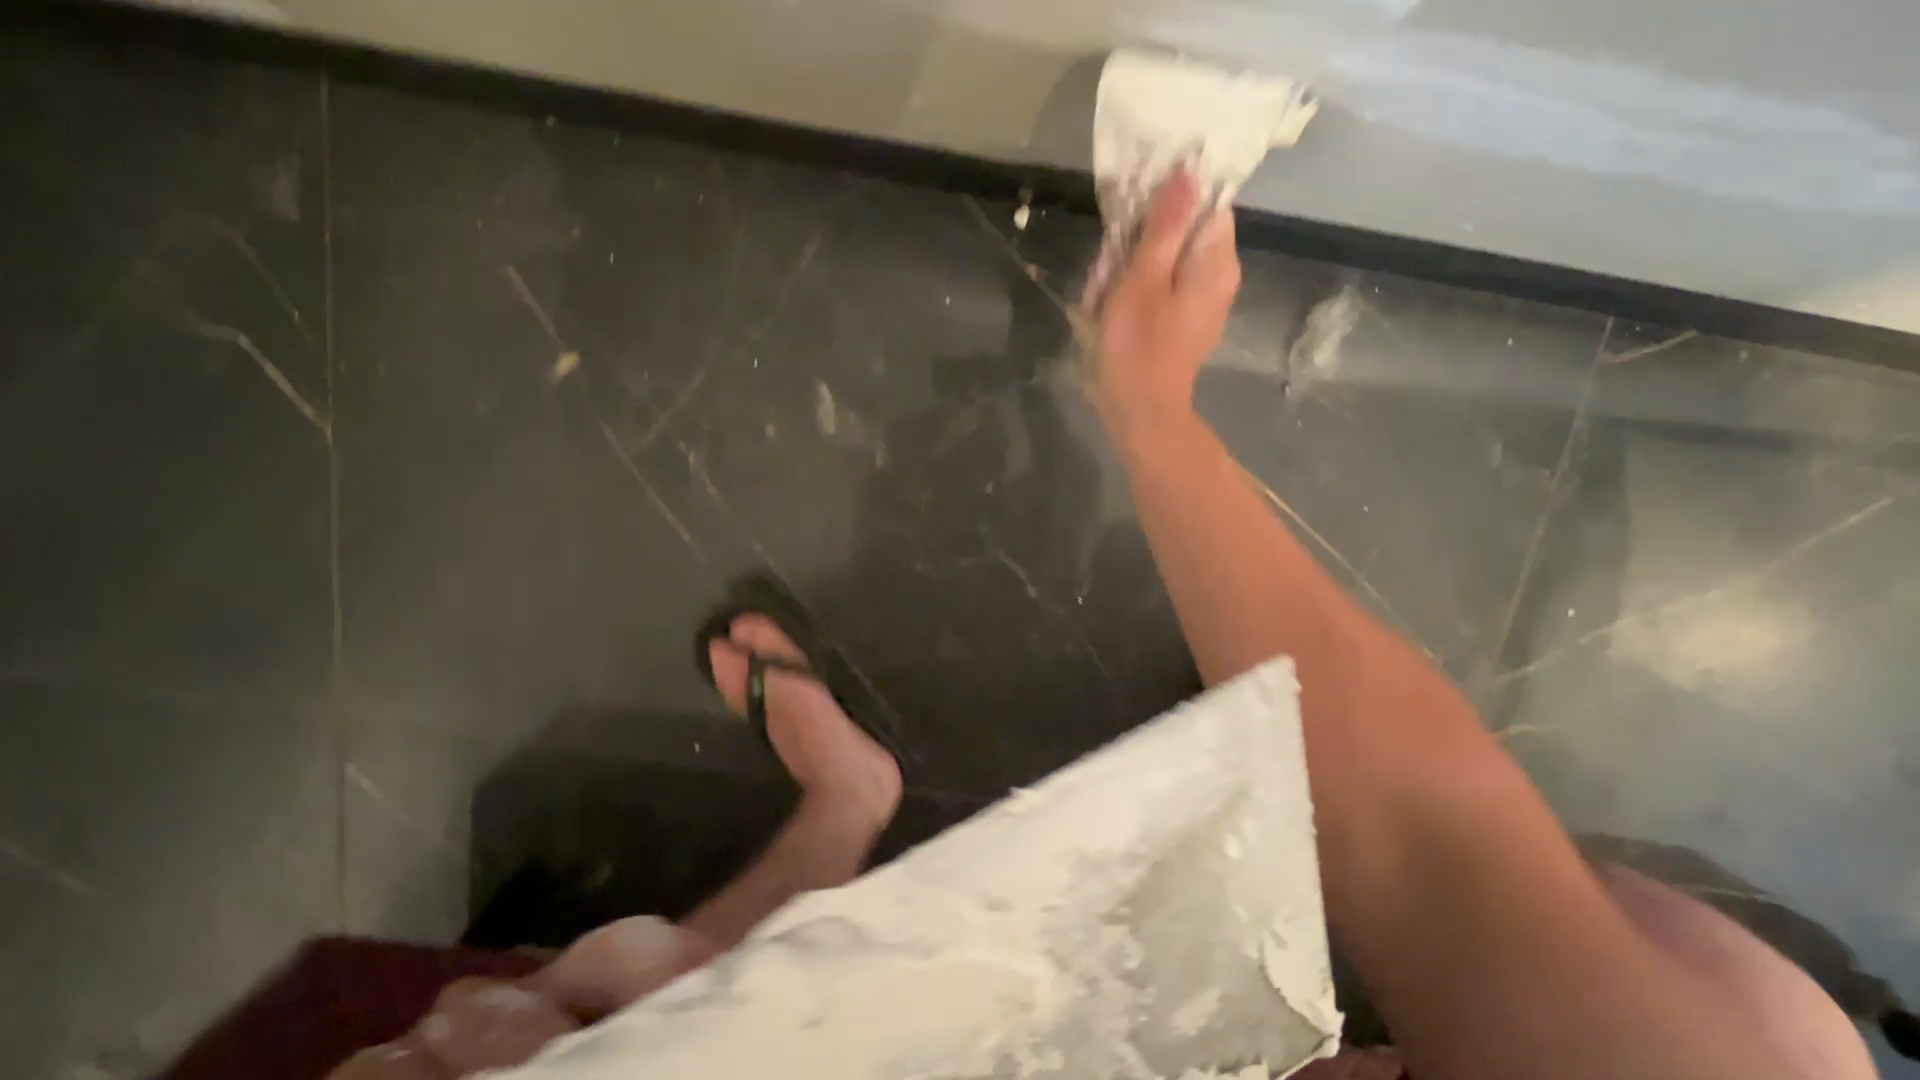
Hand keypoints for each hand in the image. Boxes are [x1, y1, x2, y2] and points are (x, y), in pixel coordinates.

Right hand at [1089, 169, 1240, 437]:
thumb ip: (1166, 224)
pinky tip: (1106, 312)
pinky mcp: (1181, 323)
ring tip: (1101, 297)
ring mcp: (1200, 302)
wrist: (1140, 410)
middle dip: (1136, 244)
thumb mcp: (1143, 276)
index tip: (1133, 215)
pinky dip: (1130, 295)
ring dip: (1125, 272)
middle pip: (1179, 234)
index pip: (1206, 204)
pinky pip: (1156, 290)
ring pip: (1160, 262)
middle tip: (1107, 270)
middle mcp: (1217, 277)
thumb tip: (1189, 174)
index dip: (1169, 202)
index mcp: (1216, 261)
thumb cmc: (1138, 343)